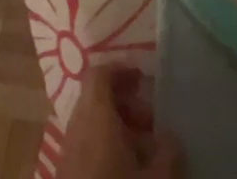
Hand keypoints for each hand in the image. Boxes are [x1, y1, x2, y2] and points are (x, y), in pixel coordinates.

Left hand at [59, 69, 179, 178]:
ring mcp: (68, 150)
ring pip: (92, 122)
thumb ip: (167, 152)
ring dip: (118, 126)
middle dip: (126, 103)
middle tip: (153, 121)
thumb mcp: (157, 178)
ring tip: (146, 150)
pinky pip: (86, 144)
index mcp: (96, 117)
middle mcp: (76, 126)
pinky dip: (106, 145)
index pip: (100, 74)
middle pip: (97, 98)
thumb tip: (170, 136)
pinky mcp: (66, 171)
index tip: (146, 79)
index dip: (122, 70)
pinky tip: (128, 168)